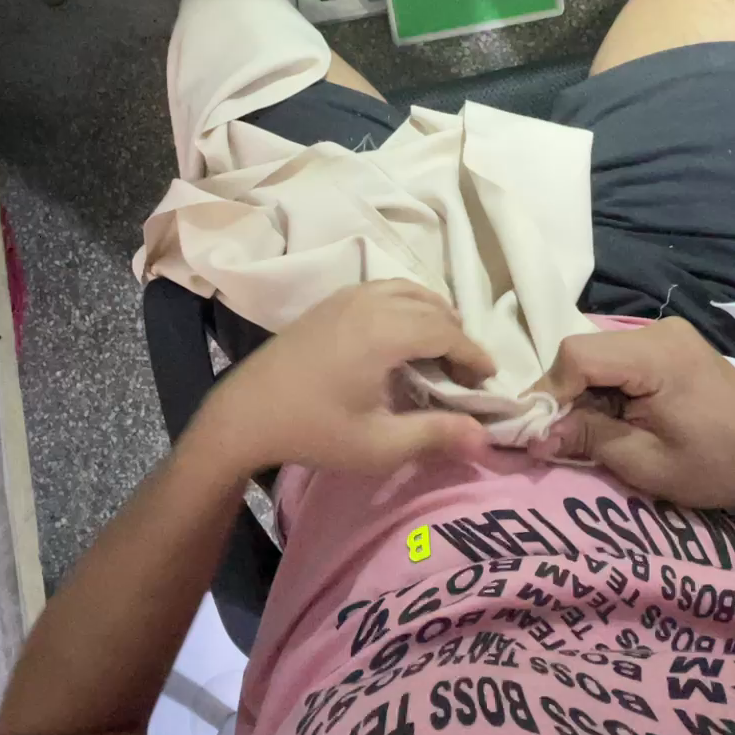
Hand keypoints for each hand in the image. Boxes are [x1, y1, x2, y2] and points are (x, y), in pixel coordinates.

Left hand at [188, 280, 497, 477]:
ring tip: (439, 351)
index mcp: (384, 331)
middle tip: (463, 373)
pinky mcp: (330, 301)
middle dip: (456, 335)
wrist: (246, 412)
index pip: (446, 331)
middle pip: (431, 305)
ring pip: (407, 290)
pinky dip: (406, 304)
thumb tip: (484, 438)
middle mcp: (369, 302)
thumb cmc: (314, 430)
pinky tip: (400, 335)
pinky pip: (383, 289)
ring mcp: (346, 296)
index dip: (473, 354)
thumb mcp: (378, 445)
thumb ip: (434, 436)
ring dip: (432, 315)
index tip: (488, 380)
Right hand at [529, 317, 734, 507]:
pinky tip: (612, 413)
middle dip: (565, 392)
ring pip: (596, 351)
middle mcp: (658, 331)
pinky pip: (616, 355)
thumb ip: (589, 439)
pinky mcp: (668, 343)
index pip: (578, 355)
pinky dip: (603, 384)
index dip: (550, 390)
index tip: (537, 428)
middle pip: (584, 350)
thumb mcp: (647, 463)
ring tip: (586, 427)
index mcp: (657, 355)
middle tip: (559, 433)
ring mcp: (665, 333)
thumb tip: (534, 436)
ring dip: (583, 389)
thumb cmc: (718, 466)